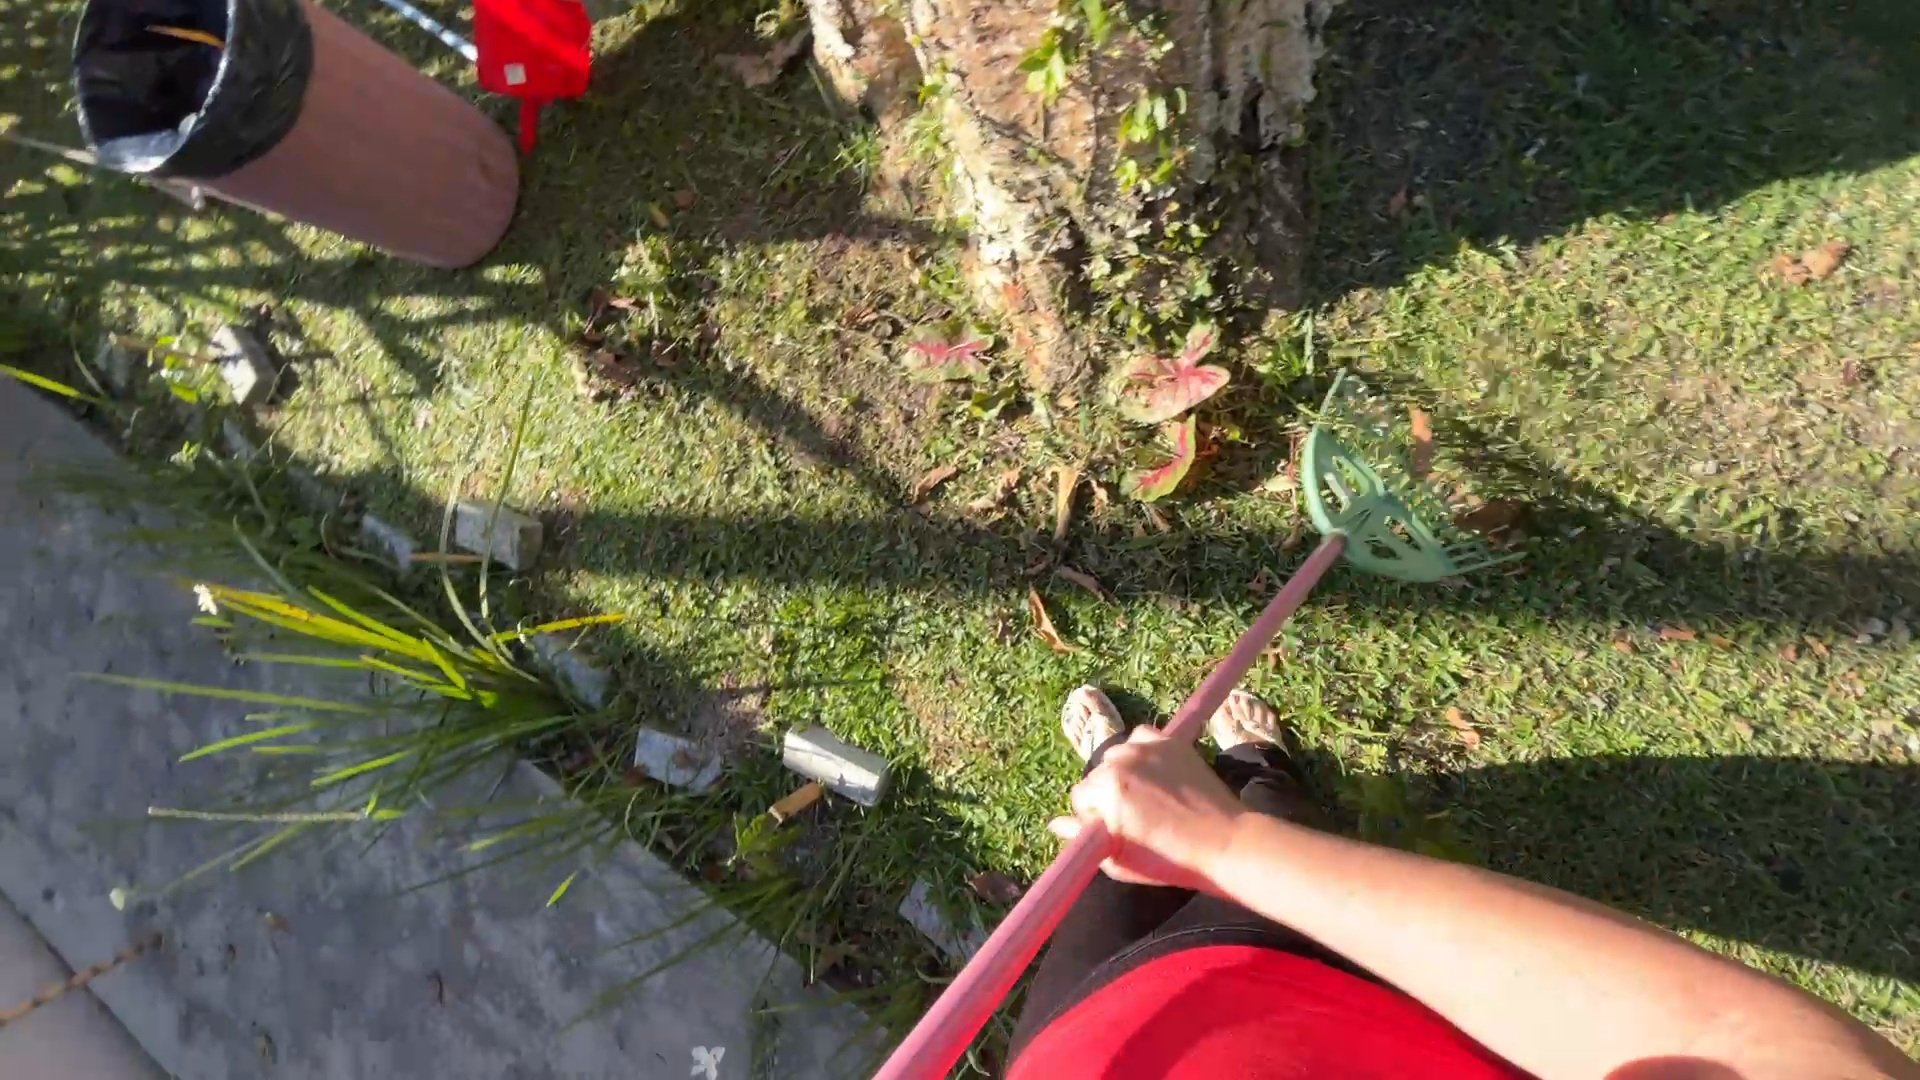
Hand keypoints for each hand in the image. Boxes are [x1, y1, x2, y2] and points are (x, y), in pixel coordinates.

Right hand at [1048, 726, 1248, 890]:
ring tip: (1149, 796)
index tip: (1115, 829)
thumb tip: (1056, 825)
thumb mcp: (1120, 860)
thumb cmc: (1171, 860)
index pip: (1079, 797)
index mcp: (1106, 791)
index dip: (1094, 817)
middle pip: (1097, 775)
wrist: (1226, 843)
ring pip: (1117, 756)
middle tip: (1135, 816)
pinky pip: (1140, 737)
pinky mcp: (1168, 741)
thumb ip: (1083, 838)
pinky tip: (1156, 772)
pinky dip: (1142, 751)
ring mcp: (1146, 748)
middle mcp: (1121, 762)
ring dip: (1124, 772)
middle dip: (1108, 794)